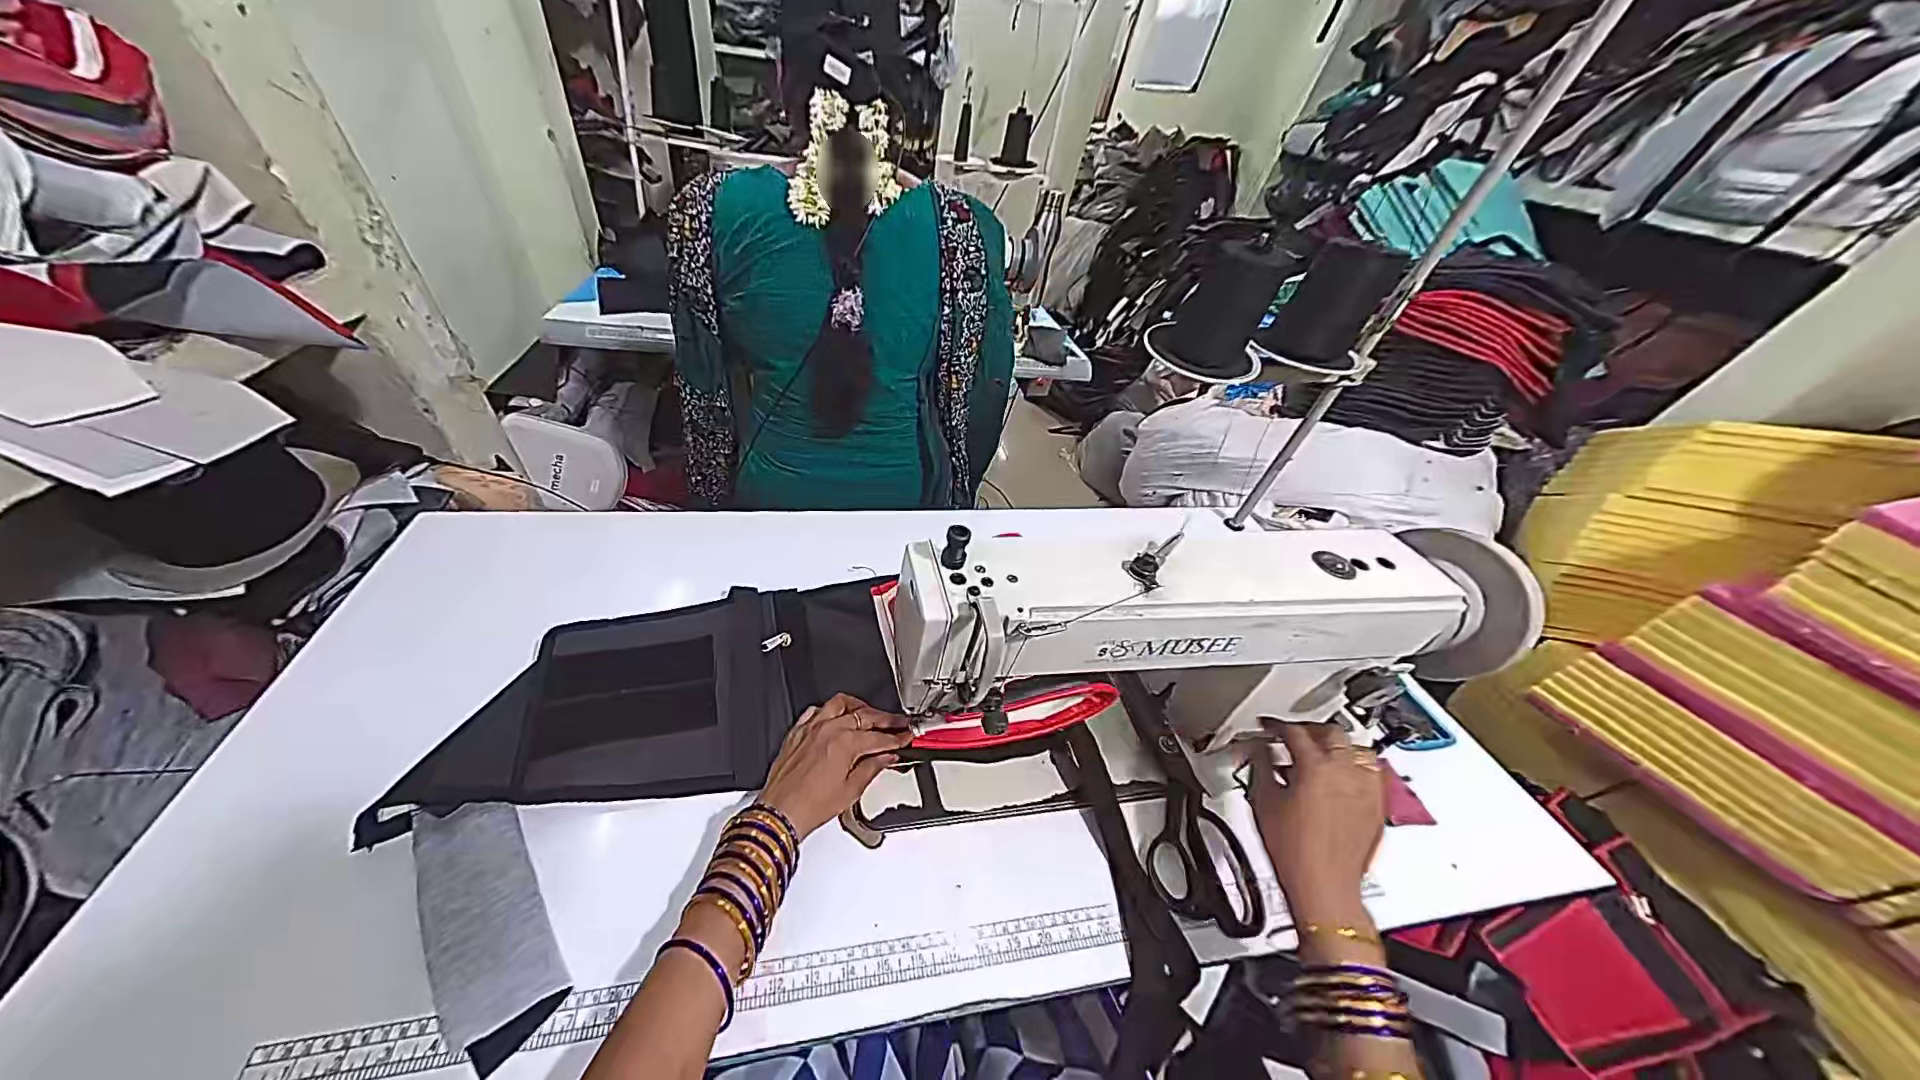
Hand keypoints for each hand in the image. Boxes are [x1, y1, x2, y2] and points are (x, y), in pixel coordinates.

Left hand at [758, 693, 912, 838]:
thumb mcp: (851, 790)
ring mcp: (811, 728)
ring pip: (840, 703)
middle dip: (886, 719)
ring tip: (869, 713)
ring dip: (859, 706)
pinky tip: (835, 717)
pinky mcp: (797, 732)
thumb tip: (886, 758)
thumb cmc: (810, 805)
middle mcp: (828, 729)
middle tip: (898, 723)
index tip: (906, 737)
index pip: (880, 736)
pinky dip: (829, 710)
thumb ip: (872, 768)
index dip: (897, 737)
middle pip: (865, 715)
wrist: (780, 813)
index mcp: (845, 743)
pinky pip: (816, 710)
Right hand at [1249, 722, 1386, 923]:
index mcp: (1316, 768)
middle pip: (1330, 732)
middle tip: (1291, 735)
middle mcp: (1347, 774)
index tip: (1267, 728)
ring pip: (1357, 748)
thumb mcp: (1264, 801)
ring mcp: (1366, 790)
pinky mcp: (1377, 807)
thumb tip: (1259, 750)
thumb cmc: (1295, 852)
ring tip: (1320, 750)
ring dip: (1336, 743)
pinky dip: (1356, 765)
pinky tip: (1342, 773)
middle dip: (1307, 729)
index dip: (1275, 726)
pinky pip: (1372, 772)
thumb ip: (1261, 766)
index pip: (1293, 732)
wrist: (1324, 888)